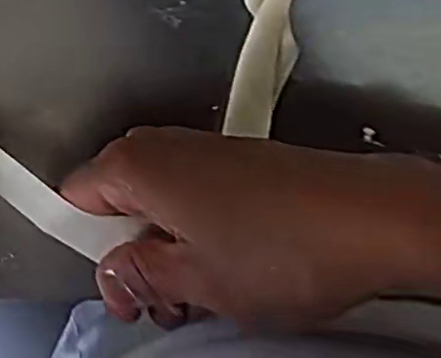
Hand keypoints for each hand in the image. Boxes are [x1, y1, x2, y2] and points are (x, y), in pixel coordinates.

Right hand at [61, 128, 440, 331]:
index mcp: (130, 165)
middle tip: (172, 297)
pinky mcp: (220, 155)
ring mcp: (188, 145)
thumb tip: (112, 279)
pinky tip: (235, 257)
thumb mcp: (200, 282)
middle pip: (111, 199)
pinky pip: (184, 189)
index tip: (121, 287)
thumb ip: (140, 279)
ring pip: (151, 198)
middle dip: (134, 251)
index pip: (73, 199)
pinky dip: (195, 224)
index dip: (91, 251)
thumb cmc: (284, 244)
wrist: (367, 216)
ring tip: (214, 283)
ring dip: (168, 243)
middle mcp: (151, 144)